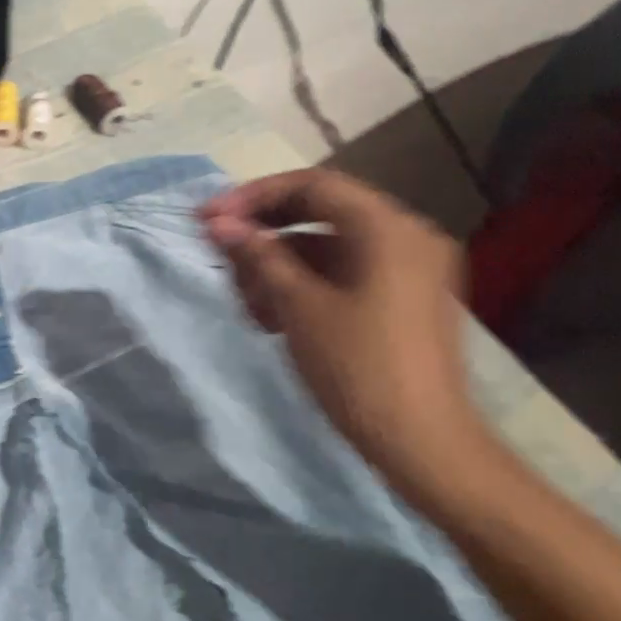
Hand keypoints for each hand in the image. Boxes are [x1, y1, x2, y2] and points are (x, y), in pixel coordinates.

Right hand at [198, 168, 491, 490]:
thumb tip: (220, 224)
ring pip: (327, 247)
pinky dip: (303, 284)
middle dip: (263, 235)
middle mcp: (406, 236)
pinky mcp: (402, 298)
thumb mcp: (297, 306)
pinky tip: (273, 318)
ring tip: (247, 304)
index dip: (252, 197)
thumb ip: (260, 257)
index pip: (312, 187)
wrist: (416, 433)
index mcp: (388, 229)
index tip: (204, 221)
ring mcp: (408, 269)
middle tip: (219, 264)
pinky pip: (344, 272)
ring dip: (277, 266)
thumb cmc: (354, 365)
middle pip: (320, 214)